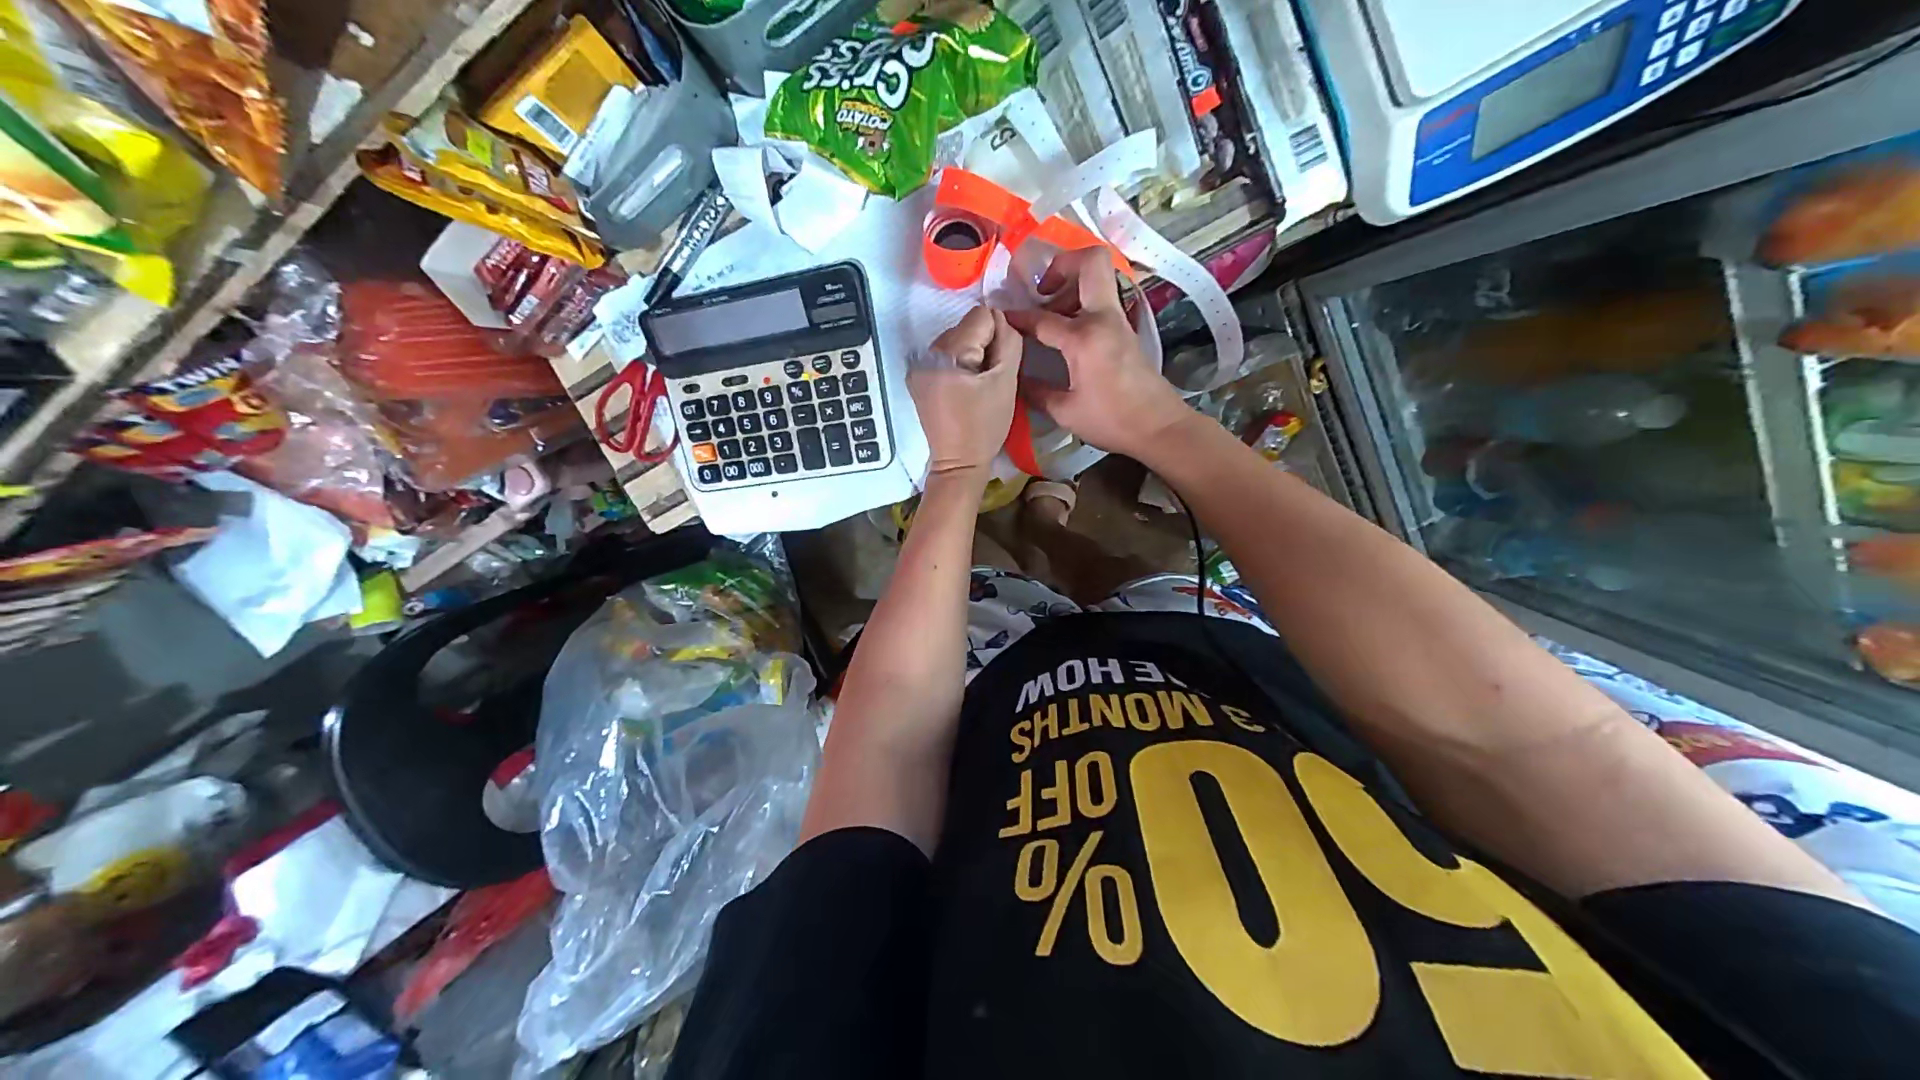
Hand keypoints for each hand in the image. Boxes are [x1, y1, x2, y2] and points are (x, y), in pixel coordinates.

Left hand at [911, 305, 1021, 478]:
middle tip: (987, 381)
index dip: (998, 337)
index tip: (997, 367)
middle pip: (966, 326)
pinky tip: (962, 390)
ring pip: (956, 340)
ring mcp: (917, 365)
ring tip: (974, 388)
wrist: (958, 462)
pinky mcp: (917, 378)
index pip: (981, 315)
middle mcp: (925, 352)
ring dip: (970, 356)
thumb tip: (1001, 319)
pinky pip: (945, 357)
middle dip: (982, 347)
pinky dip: (958, 366)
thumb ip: (1008, 340)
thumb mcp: (1007, 380)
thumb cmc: (986, 424)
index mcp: (947, 352)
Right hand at [1001, 248, 1191, 460]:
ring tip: (1051, 312)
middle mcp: (1103, 319)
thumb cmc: (1112, 421)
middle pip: (1090, 261)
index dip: (1017, 317)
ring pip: (1098, 278)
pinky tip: (1066, 329)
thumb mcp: (1066, 412)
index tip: (1002, 320)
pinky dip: (1082, 302)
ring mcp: (1118, 321)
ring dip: (1071, 284)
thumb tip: (1018, 378)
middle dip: (1061, 265)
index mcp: (1084, 337)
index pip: (1042, 317)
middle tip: (1042, 291)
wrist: (1159, 427)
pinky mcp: (1126, 331)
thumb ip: (1037, 391)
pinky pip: (1102, 300)